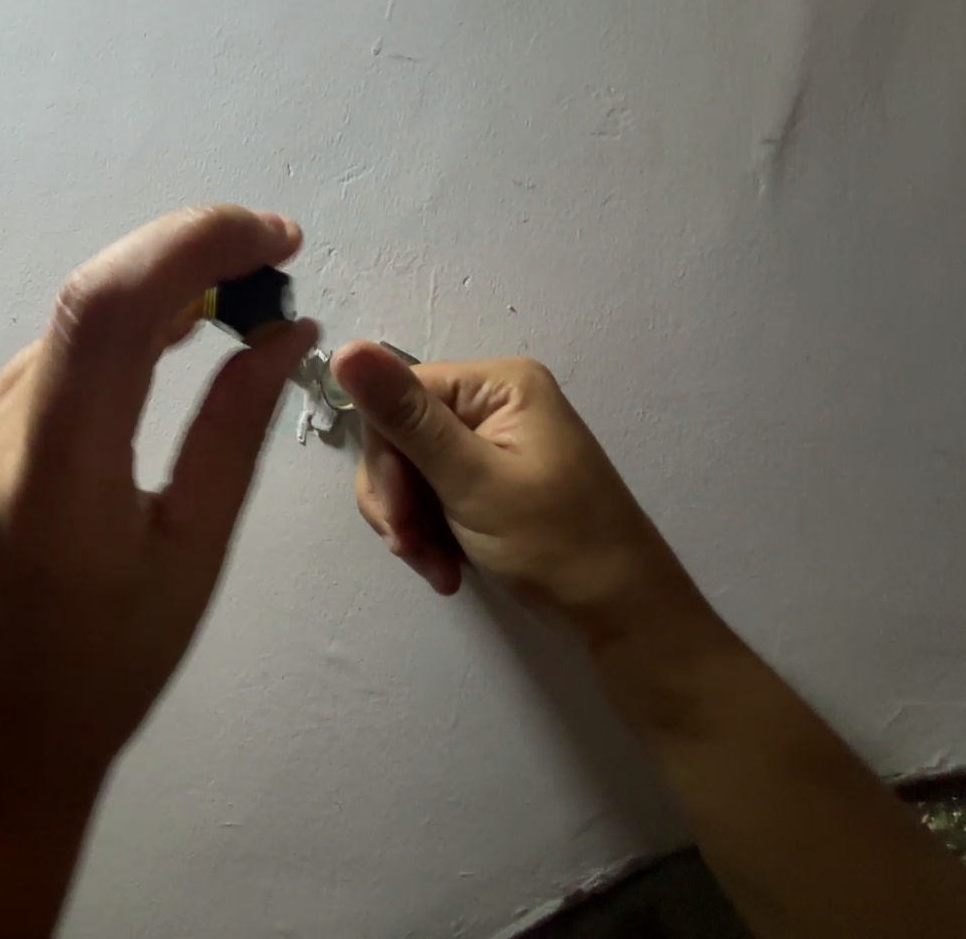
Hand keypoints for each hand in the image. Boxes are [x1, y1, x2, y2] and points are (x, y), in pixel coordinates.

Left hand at [0, 206, 317, 795]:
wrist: (8, 728)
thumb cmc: (116, 664)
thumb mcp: (197, 551)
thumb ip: (234, 427)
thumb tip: (283, 332)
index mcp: (52, 487)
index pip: (106, 312)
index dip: (192, 246)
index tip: (271, 237)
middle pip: (83, 303)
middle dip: (182, 260)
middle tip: (264, 264)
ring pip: (64, 332)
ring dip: (148, 301)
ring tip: (226, 305)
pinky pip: (44, 366)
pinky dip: (108, 342)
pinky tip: (156, 351)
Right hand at [331, 344, 697, 640]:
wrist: (621, 618)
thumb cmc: (555, 545)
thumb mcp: (470, 479)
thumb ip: (405, 417)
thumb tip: (345, 348)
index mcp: (495, 385)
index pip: (396, 396)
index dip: (384, 456)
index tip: (394, 515)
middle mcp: (488, 403)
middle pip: (396, 437)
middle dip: (396, 500)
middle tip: (410, 548)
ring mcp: (486, 442)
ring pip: (404, 471)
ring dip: (408, 524)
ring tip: (435, 567)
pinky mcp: (483, 478)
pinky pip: (425, 493)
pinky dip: (425, 532)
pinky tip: (443, 566)